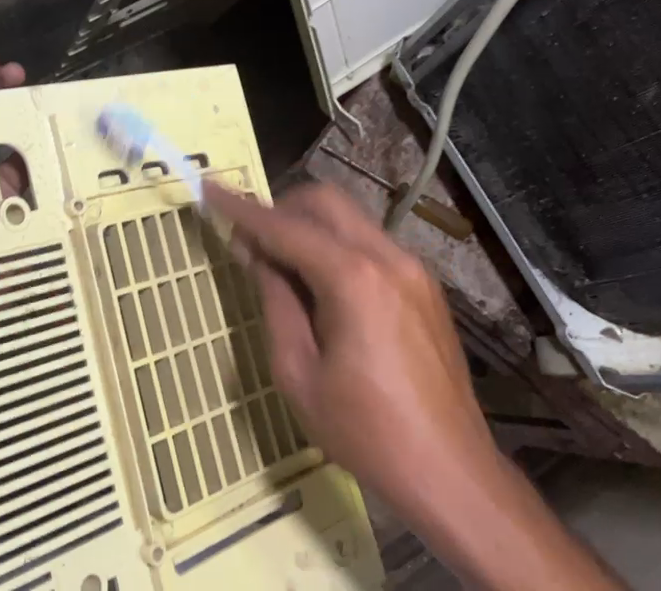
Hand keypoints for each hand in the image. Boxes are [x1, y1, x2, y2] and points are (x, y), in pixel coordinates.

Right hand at [206, 181, 621, 590]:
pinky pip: (370, 245)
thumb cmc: (364, 431)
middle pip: (325, 201)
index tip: (210, 189)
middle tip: (249, 242)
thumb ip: (276, 302)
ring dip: (310, 228)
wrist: (450, 472)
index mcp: (354, 279)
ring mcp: (414, 270)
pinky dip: (337, 248)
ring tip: (281, 269)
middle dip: (281, 209)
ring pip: (350, 220)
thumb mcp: (297, 372)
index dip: (243, 209)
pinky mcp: (425, 287)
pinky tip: (321, 288)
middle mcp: (388, 258)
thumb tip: (260, 258)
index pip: (285, 228)